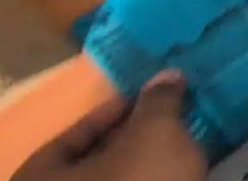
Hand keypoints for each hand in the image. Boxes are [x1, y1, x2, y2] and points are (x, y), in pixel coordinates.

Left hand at [13, 71, 205, 180]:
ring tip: (178, 139)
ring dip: (141, 158)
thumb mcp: (154, 132)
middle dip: (130, 135)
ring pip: (108, 180)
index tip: (150, 96)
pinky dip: (145, 178)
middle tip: (169, 113)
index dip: (112, 111)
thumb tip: (165, 76)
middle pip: (87, 161)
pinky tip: (173, 169)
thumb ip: (158, 101)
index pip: (69, 137)